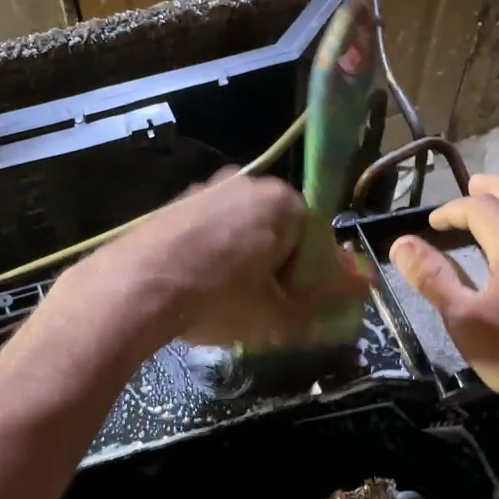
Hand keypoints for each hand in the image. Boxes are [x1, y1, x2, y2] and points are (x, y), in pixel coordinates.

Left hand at [59, 170, 368, 348]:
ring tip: (233, 306)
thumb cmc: (217, 299)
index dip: (315, 282)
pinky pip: (211, 235)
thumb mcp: (274, 315)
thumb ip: (320, 305)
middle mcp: (248, 183)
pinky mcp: (174, 206)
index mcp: (284, 203)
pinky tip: (202, 292)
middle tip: (269, 311)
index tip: (305, 311)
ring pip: (243, 234)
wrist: (136, 288)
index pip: (318, 242)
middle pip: (279, 234)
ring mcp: (208, 191)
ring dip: (247, 267)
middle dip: (280, 272)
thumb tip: (361, 292)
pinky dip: (215, 260)